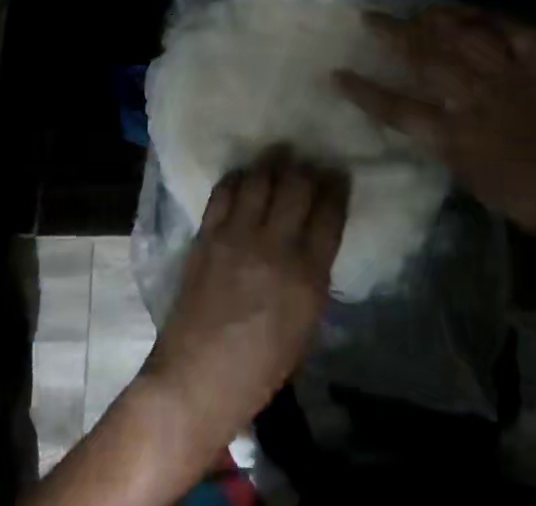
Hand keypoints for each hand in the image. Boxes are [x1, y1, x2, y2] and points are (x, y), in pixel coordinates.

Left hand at [141, 152, 347, 441]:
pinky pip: (224, 192)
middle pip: (297, 186)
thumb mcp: (306, 325)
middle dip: (308, 169)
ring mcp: (237, 236)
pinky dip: (238, 178)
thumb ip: (313, 276)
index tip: (339, 176)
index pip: (330, 214)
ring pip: (260, 179)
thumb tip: (313, 240)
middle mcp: (275, 246)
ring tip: (279, 157)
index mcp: (307, 275)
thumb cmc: (260, 367)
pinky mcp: (206, 235)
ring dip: (273, 164)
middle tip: (309, 164)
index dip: (337, 188)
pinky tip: (245, 177)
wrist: (197, 379)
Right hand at [334, 7, 535, 262]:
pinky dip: (494, 20)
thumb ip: (445, 144)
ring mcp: (511, 79)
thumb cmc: (528, 202)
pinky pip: (514, 32)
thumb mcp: (472, 180)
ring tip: (419, 10)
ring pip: (465, 35)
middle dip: (393, 33)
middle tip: (371, 15)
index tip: (337, 73)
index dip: (364, 90)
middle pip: (425, 56)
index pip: (396, 108)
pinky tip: (478, 16)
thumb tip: (428, 119)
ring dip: (437, 18)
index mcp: (455, 137)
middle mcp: (476, 100)